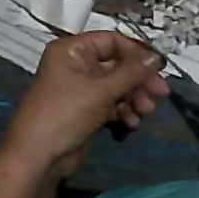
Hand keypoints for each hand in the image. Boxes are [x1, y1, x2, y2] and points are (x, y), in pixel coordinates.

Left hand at [1, 32, 168, 176]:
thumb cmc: (65, 114)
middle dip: (138, 79)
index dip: (136, 53)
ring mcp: (79, 88)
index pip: (111, 41)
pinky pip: (110, 102)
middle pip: (116, 64)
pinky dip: (122, 110)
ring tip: (145, 111)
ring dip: (133, 96)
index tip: (160, 68)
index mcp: (71, 50)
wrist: (38, 156)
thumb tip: (157, 56)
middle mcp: (75, 64)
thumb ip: (131, 72)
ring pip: (115, 85)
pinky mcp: (84, 109)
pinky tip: (131, 122)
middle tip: (160, 94)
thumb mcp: (101, 90)